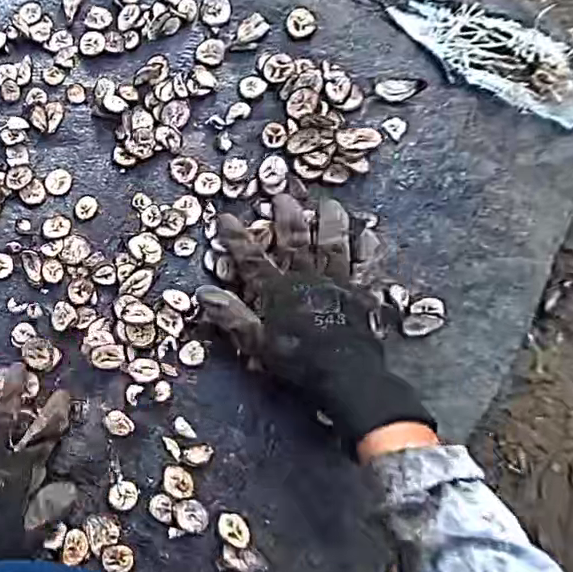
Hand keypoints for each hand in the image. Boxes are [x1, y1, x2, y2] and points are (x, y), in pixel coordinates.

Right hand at [196, 194, 434, 455]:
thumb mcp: (255, 343)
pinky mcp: (362, 294)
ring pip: (333, 245)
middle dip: (286, 217)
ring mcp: (338, 284)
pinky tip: (369, 233)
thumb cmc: (296, 361)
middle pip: (295, 241)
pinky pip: (367, 266)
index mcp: (278, 290)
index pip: (251, 258)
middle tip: (281, 195)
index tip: (225, 216)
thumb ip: (232, 316)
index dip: (236, 237)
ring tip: (327, 204)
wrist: (347, 376)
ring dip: (330, 223)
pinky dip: (368, 249)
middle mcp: (307, 279)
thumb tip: (203, 292)